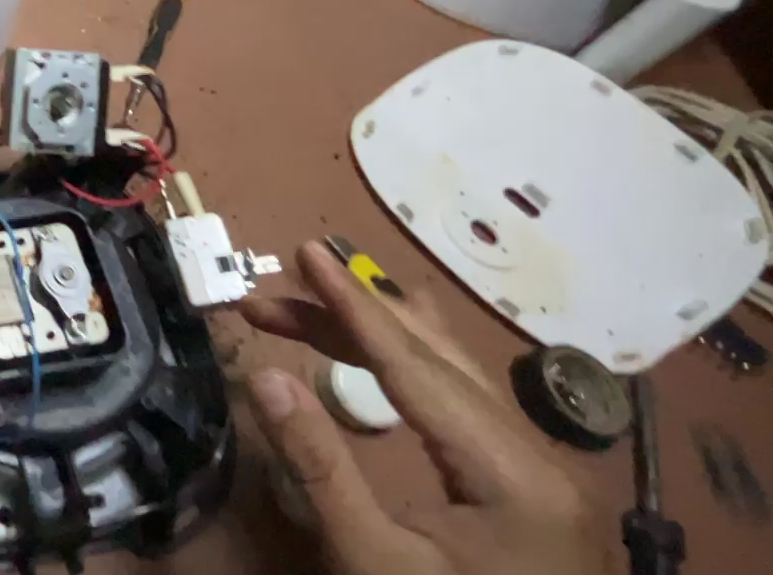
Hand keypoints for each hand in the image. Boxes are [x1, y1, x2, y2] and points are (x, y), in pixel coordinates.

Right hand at [240, 241, 611, 574]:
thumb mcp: (375, 560)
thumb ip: (319, 466)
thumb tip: (262, 375)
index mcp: (509, 471)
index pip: (412, 363)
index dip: (351, 303)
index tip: (306, 252)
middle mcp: (532, 452)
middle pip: (429, 354)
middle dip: (346, 313)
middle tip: (274, 291)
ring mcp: (533, 465)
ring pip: (444, 369)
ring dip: (369, 333)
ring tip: (301, 311)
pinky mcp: (521, 479)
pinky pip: (454, 396)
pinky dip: (398, 361)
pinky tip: (369, 355)